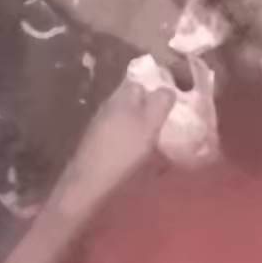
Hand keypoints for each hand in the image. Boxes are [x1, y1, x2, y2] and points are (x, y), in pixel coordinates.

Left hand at [49, 79, 175, 216]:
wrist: (89, 182)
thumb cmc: (124, 151)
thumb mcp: (149, 125)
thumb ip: (160, 103)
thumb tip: (168, 88)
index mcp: (122, 96)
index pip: (142, 80)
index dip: (158, 86)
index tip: (173, 99)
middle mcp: (109, 104)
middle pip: (133, 97)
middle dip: (150, 104)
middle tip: (167, 118)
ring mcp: (100, 122)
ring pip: (126, 114)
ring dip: (140, 120)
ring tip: (156, 134)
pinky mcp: (97, 140)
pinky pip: (119, 129)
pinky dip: (131, 134)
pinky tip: (138, 148)